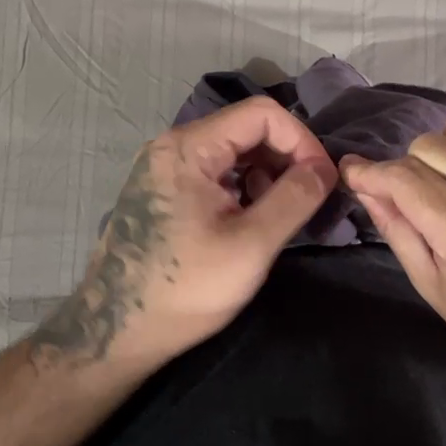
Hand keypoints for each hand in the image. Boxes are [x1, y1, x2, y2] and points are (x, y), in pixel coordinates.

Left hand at [33, 97, 337, 372]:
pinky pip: (216, 171)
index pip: (262, 114)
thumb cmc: (186, 289)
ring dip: (268, 173)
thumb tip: (325, 169)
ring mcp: (165, 168)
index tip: (323, 180)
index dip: (301, 140)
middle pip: (247, 128)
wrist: (119, 331)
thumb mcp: (251, 245)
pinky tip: (255, 219)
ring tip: (285, 212)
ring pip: (234, 150)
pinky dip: (245, 185)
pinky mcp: (165, 191)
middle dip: (287, 156)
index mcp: (189, 148)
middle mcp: (173, 147)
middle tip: (311, 198)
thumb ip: (294, 199)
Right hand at [341, 118, 445, 386]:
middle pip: (431, 147)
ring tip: (444, 183)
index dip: (372, 172)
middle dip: (408, 166)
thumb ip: (396, 228)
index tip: (353, 171)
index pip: (406, 180)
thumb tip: (363, 183)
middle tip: (409, 193)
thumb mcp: (430, 284)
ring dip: (442, 151)